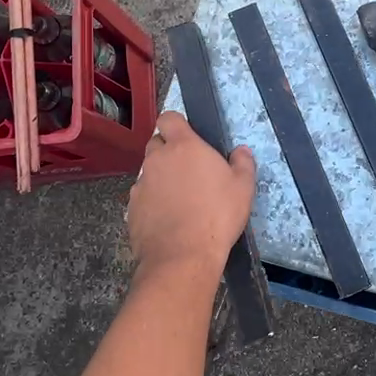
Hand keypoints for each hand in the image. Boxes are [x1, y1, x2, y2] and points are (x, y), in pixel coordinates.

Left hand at [126, 111, 257, 287]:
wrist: (183, 256)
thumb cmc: (217, 215)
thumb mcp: (243, 188)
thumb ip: (243, 163)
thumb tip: (241, 151)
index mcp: (183, 146)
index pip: (169, 118)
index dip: (177, 125)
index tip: (188, 137)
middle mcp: (157, 159)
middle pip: (156, 143)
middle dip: (168, 151)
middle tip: (188, 171)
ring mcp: (141, 184)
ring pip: (148, 172)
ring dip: (160, 178)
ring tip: (179, 200)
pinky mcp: (131, 208)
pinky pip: (142, 197)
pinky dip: (152, 202)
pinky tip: (167, 219)